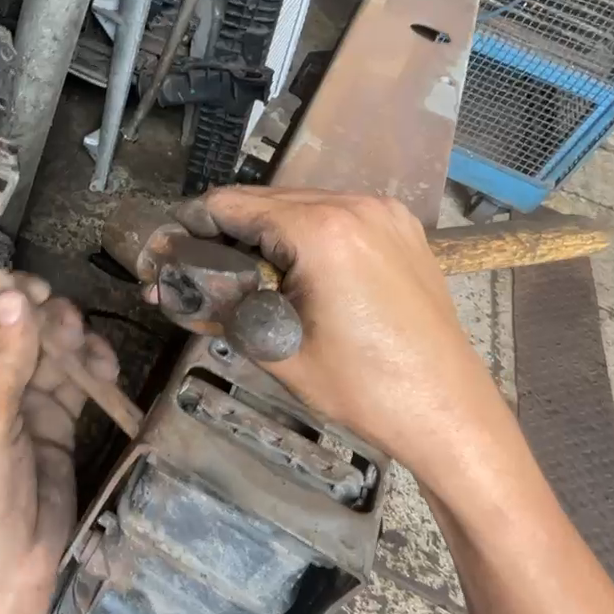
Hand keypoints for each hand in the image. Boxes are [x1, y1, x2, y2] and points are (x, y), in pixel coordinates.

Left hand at [0, 271, 117, 613]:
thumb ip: (6, 358)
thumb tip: (15, 295)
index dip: (8, 296)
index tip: (42, 289)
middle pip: (19, 332)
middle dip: (47, 322)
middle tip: (71, 329)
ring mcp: (20, 408)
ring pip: (50, 356)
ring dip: (72, 345)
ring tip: (92, 351)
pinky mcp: (52, 430)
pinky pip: (72, 388)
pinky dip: (90, 374)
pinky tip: (106, 368)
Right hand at [175, 187, 511, 481]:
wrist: (450, 414)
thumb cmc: (363, 388)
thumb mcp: (275, 349)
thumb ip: (215, 309)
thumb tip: (162, 291)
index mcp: (322, 230)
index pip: (230, 205)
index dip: (191, 227)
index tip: (168, 255)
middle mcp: (355, 205)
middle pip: (262, 199)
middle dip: (225, 232)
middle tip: (197, 271)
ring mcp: (384, 213)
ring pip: (297, 205)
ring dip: (262, 232)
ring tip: (243, 276)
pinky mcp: (400, 229)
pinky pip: (332, 215)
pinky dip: (301, 234)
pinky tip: (290, 271)